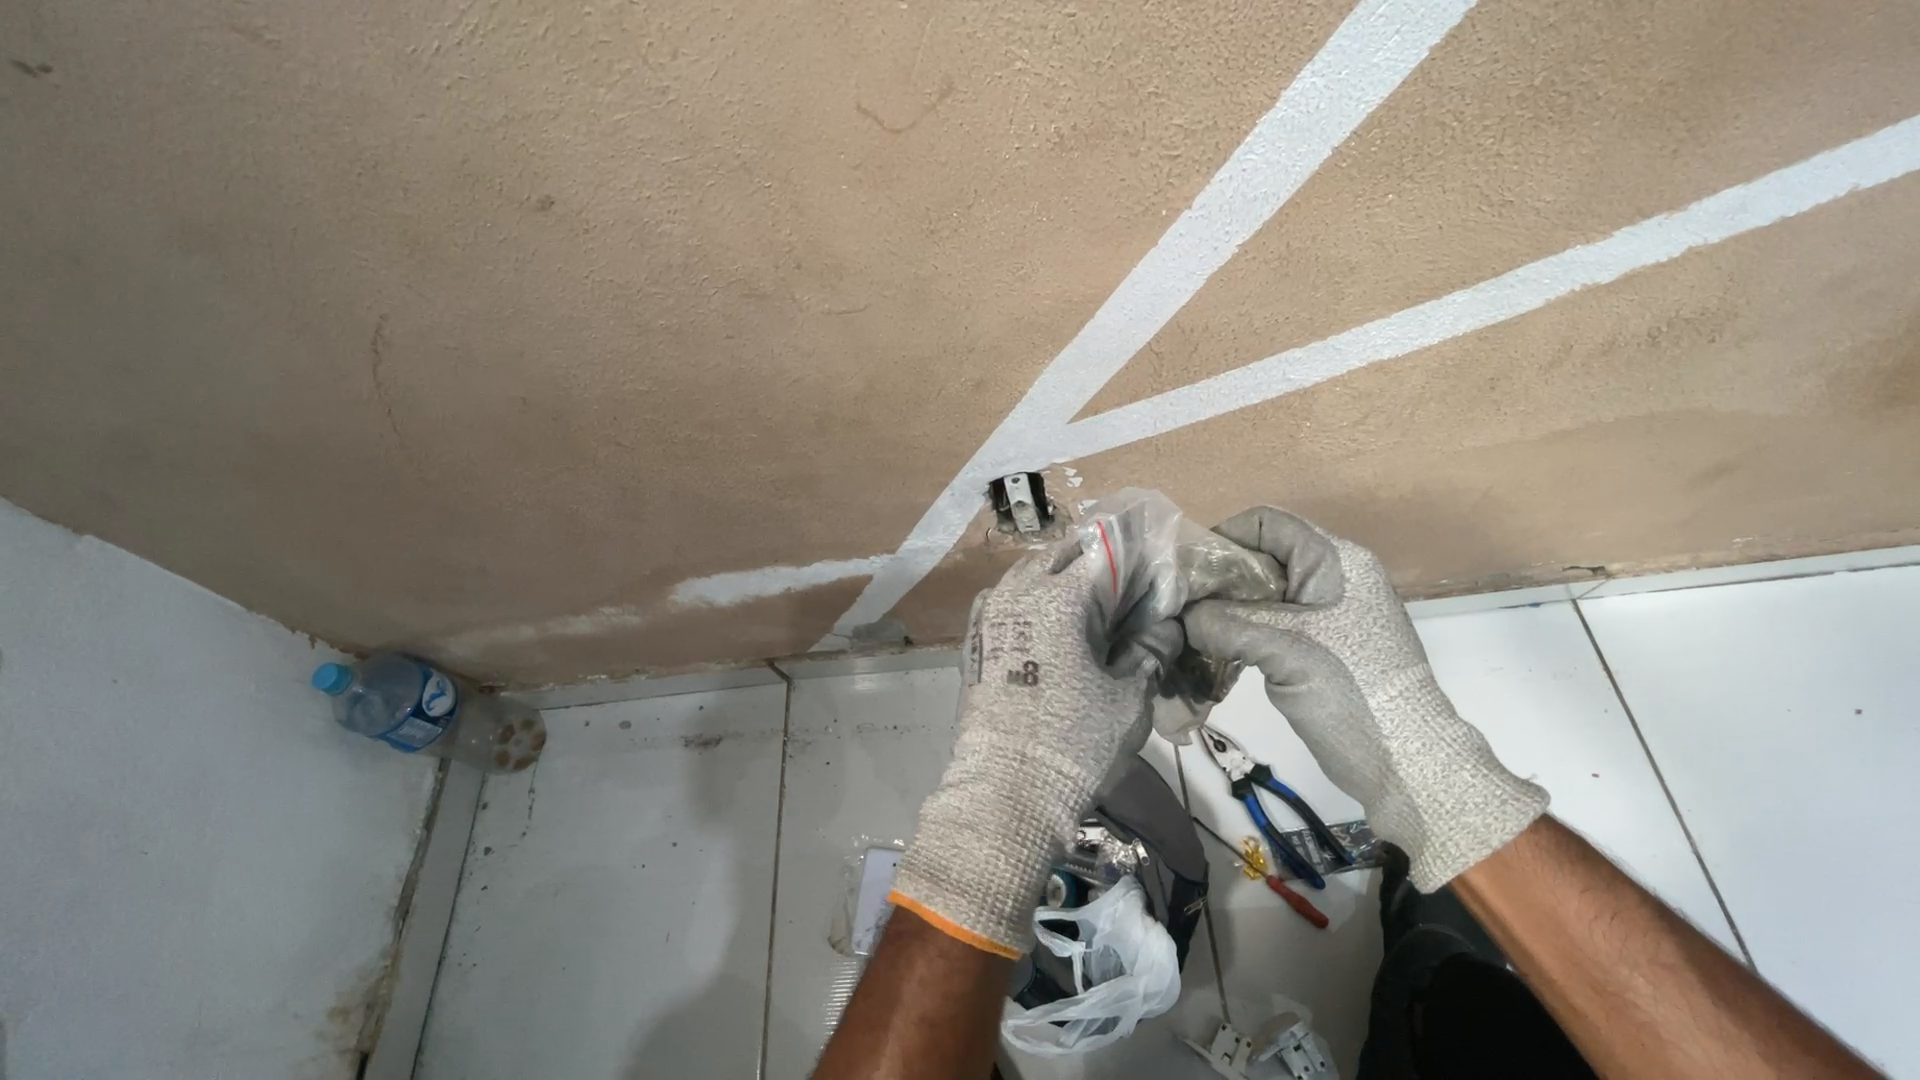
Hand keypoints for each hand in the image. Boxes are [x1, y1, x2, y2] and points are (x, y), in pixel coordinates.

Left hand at [890, 539, 1174, 956]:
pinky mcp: (972, 643)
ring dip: (1053, 575)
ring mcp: (988, 617)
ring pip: (1024, 575)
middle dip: (1089, 557)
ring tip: (1082, 596)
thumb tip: (1166, 626)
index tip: (1149, 555)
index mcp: (1060, 599)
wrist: (1005, 792)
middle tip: (1118, 574)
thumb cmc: (1075, 744)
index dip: (1130, 551)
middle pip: (1058, 556)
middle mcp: (1018, 595)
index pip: (1102, 554)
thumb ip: (1149, 651)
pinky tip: (1042, 621)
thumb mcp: (1129, 699)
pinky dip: (1024, 599)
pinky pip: (1001, 602)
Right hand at [1182, 507, 1546, 890]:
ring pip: (1263, 593)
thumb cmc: (1351, 690)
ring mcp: (1331, 611)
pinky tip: (1219, 656)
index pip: (1266, 522)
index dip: (1222, 538)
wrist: (1406, 761)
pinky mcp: (1324, 643)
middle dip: (1218, 580)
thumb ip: (1224, 622)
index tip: (1187, 574)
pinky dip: (1243, 633)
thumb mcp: (1283, 649)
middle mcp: (1333, 575)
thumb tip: (1180, 615)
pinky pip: (1272, 622)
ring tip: (1195, 635)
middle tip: (1184, 609)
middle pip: (1261, 557)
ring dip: (1227, 610)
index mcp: (1335, 560)